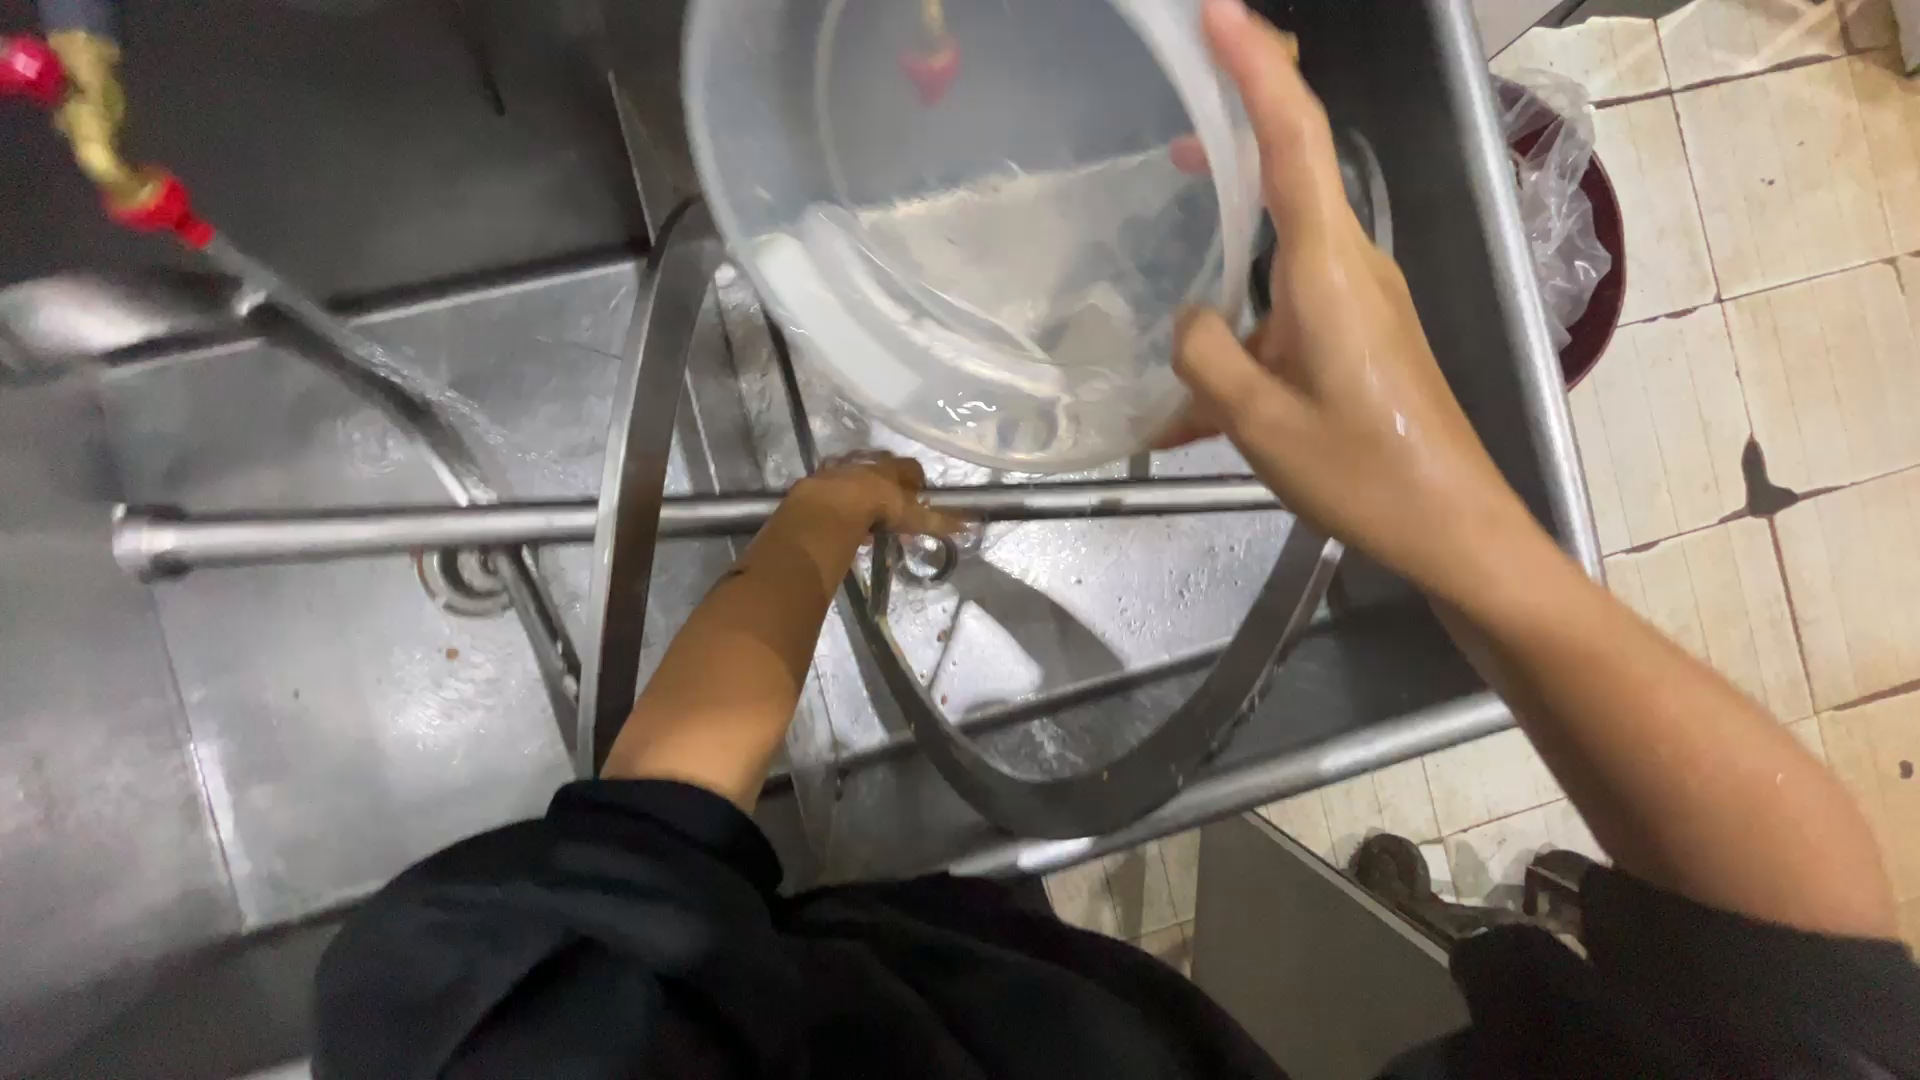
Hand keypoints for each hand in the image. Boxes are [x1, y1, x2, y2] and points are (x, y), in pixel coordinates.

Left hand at [790, 452, 960, 536]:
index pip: (912, 468)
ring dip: (861, 493)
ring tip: (865, 517)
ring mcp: (842, 469)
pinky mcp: (820, 481)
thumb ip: (938, 522)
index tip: (919, 495)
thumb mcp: (913, 516)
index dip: (917, 481)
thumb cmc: (881, 507)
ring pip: (855, 477)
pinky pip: (832, 489)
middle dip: (887, 486)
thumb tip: (969, 526)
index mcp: (893, 468)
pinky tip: (841, 519)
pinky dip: (838, 502)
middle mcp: (869, 463)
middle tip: (891, 507)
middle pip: (882, 469)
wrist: (835, 503)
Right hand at [1159, 0, 1537, 596]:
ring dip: (1235, 217)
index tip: (1215, 14)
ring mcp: (1361, 298)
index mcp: (1330, 271)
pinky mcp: (1360, 331)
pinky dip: (1244, 304)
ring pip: (1287, 235)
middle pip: (1298, 165)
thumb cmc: (1360, 471)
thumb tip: (1191, 317)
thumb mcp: (1258, 421)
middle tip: (1178, 115)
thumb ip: (1206, 355)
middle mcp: (1352, 265)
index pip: (1295, 140)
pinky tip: (1202, 366)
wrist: (1451, 525)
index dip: (1256, 68)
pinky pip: (1290, 297)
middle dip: (1241, 125)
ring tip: (1177, 215)